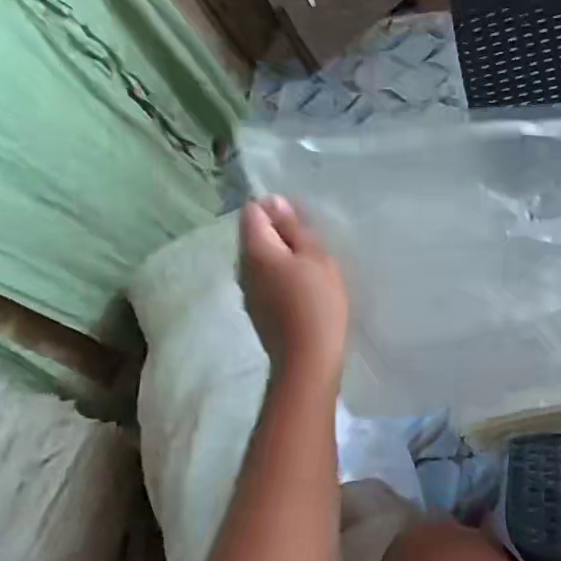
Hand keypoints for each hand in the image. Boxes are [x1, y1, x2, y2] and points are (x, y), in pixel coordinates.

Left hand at [239, 196, 348, 378]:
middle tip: (313, 244)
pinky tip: (304, 290)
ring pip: (261, 261)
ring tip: (311, 266)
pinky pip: (266, 281)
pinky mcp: (258, 311)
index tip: (304, 222)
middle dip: (280, 234)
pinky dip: (282, 278)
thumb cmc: (317, 302)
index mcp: (256, 249)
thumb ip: (295, 229)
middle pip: (255, 237)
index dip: (276, 210)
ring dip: (282, 257)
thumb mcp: (316, 258)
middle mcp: (243, 267)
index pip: (253, 213)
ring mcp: (248, 291)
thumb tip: (274, 202)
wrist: (307, 358)